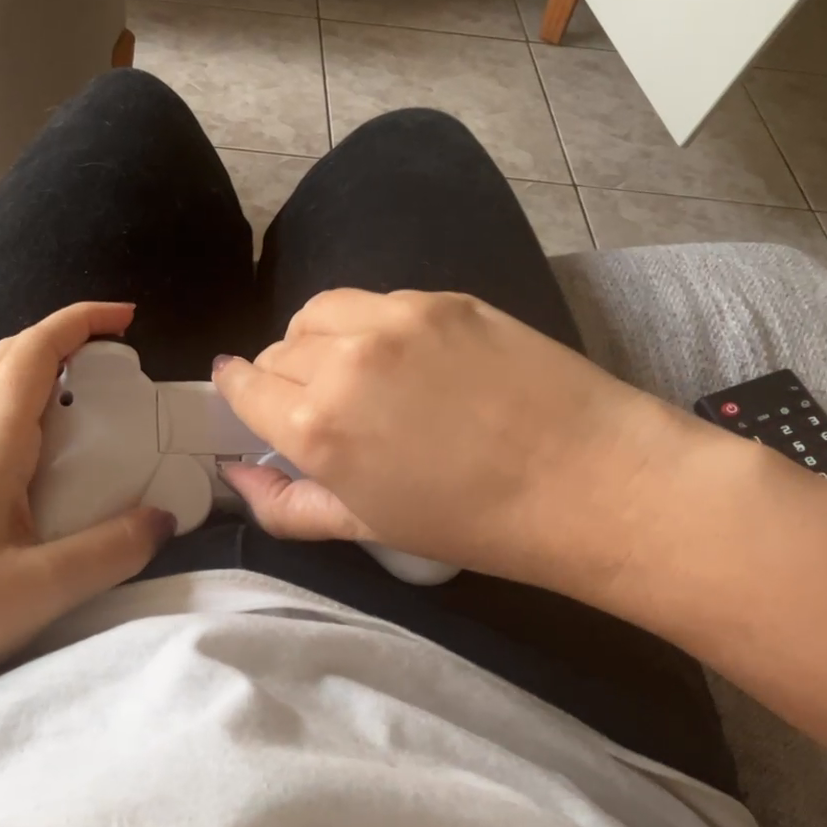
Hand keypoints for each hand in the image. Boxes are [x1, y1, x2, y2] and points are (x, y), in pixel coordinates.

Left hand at [0, 302, 175, 712]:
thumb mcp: (42, 590)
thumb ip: (112, 550)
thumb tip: (164, 518)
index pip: (34, 352)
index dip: (81, 321)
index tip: (127, 319)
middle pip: (5, 357)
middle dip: (61, 339)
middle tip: (110, 363)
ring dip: (23, 363)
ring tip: (64, 384)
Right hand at [212, 289, 701, 593]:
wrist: (591, 482)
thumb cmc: (471, 524)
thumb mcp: (364, 528)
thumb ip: (284, 505)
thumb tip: (236, 476)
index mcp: (316, 427)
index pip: (243, 385)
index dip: (237, 392)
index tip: (242, 396)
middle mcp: (343, 361)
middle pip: (277, 349)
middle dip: (280, 377)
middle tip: (314, 408)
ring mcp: (395, 320)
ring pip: (318, 312)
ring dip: (316, 340)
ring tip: (350, 371)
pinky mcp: (442, 298)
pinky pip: (375, 301)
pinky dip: (368, 326)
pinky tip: (405, 359)